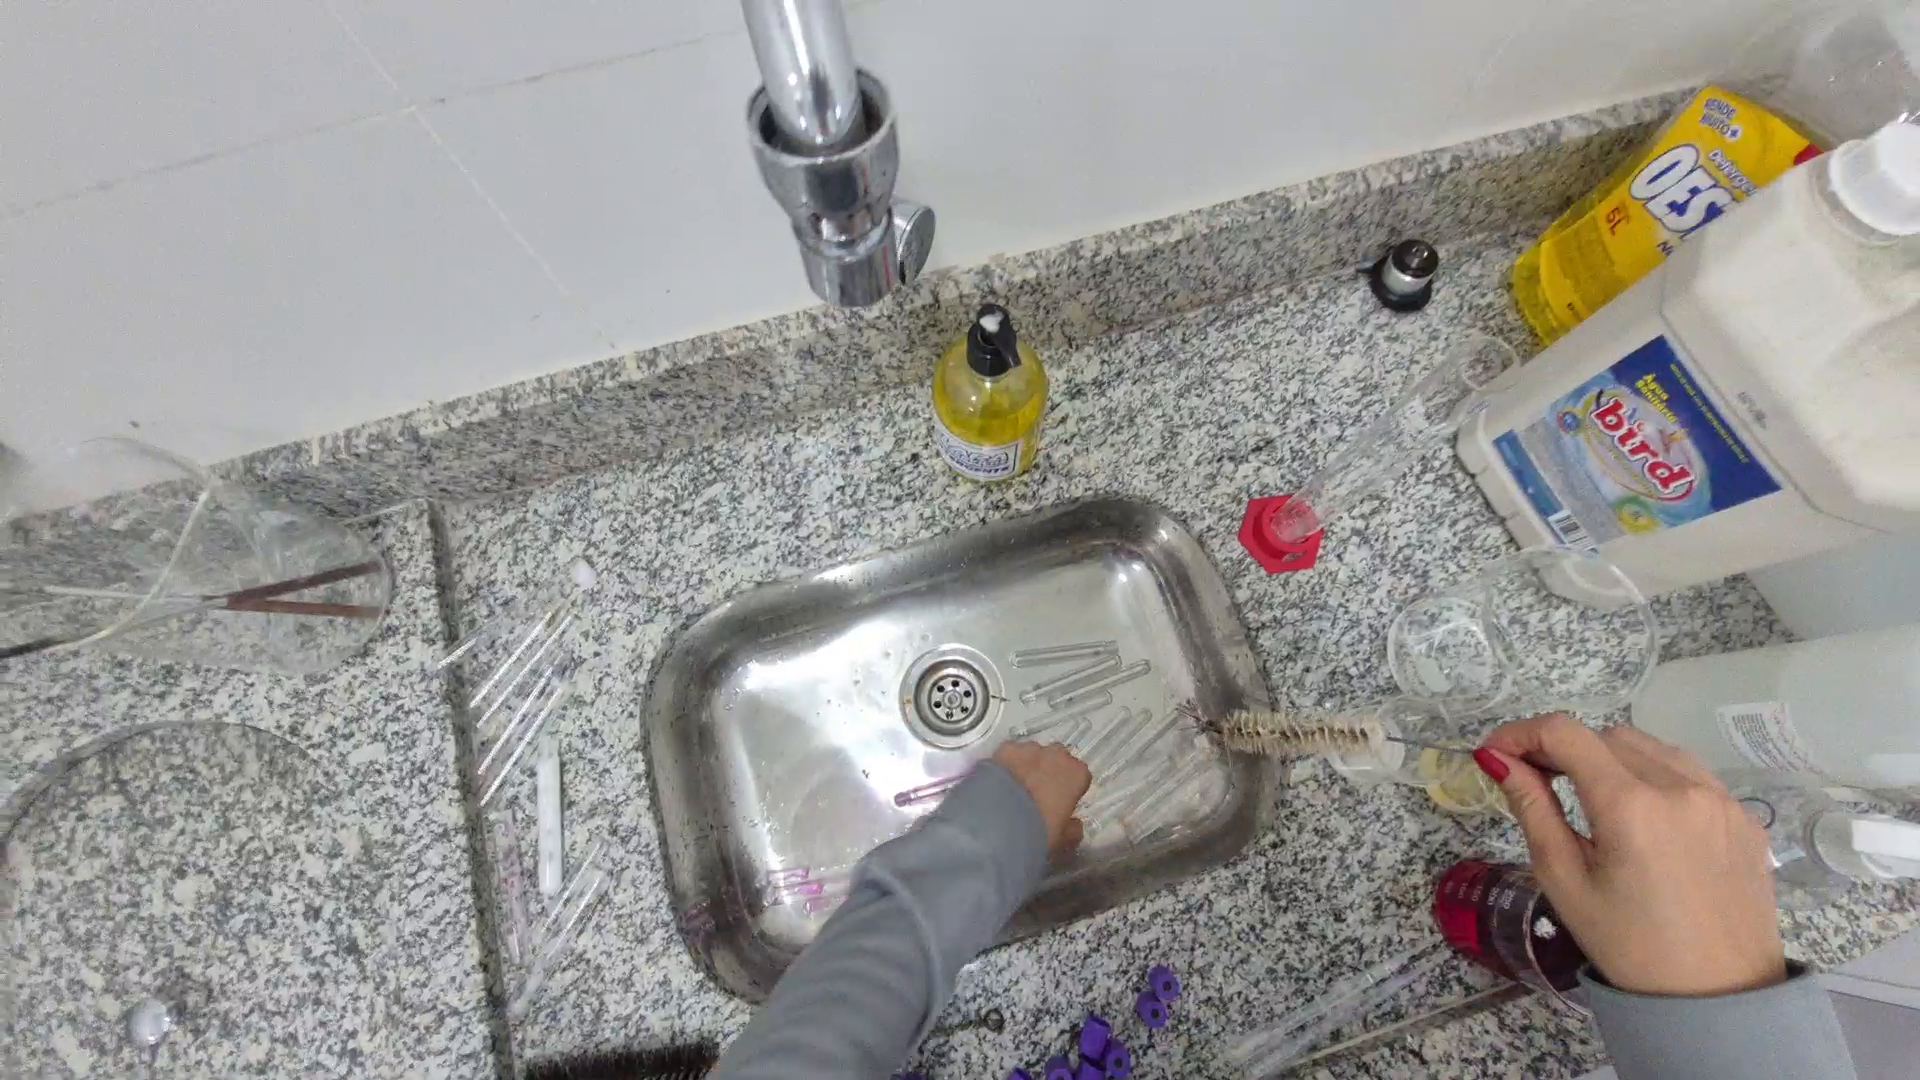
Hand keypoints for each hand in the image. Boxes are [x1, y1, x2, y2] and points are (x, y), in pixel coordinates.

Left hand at [992, 741, 1092, 857]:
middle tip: (1038, 793)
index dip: (1070, 788)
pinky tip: (998, 780)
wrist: (999, 819)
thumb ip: (1073, 829)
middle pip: (1058, 759)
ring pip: (1033, 753)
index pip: (1080, 776)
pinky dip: (1007, 763)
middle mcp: (1057, 755)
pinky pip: (1011, 752)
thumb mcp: (1062, 839)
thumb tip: (1075, 826)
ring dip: (1028, 765)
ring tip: (1015, 788)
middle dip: (1050, 771)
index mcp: (1076, 775)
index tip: (1061, 802)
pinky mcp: (1006, 747)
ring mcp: (1030, 748)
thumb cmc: (1039, 830)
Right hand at [1474, 715, 1785, 997]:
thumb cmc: (1627, 941)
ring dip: (1601, 753)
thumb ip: (1530, 805)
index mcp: (1632, 806)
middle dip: (1556, 746)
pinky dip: (1644, 769)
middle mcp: (1681, 790)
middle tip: (1528, 775)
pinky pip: (1683, 769)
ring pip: (1644, 745)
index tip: (1493, 755)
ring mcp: (1721, 801)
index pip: (1564, 733)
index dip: (1519, 734)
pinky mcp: (1743, 817)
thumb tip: (1495, 758)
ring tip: (1578, 787)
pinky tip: (1630, 804)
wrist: (1722, 1000)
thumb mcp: (1561, 875)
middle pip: (1601, 735)